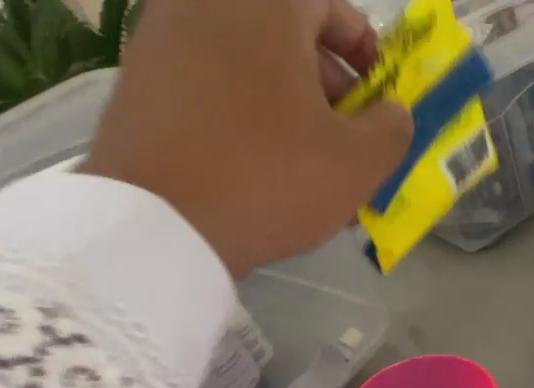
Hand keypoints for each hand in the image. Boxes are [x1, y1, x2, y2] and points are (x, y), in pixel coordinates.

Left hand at [82, 0, 412, 277]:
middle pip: (284, 29)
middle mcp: (205, 6)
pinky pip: (212, 83)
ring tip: (313, 161)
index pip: (325, 1)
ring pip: (249, 60)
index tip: (381, 88)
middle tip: (351, 132)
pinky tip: (266, 167)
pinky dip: (247, 113)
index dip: (363, 42)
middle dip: (328, 78)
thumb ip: (391, 128)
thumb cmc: (272, 177)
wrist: (159, 219)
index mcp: (263, 8)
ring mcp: (163, 39)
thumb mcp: (358, 162)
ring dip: (290, 101)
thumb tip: (392, 111)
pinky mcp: (141, 80)